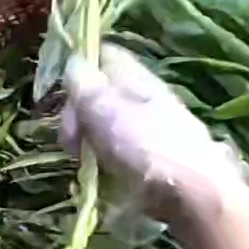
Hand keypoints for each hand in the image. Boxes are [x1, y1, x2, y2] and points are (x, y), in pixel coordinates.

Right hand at [61, 45, 246, 220]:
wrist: (188, 193)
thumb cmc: (145, 146)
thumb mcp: (105, 110)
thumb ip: (85, 84)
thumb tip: (74, 61)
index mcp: (136, 78)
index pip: (105, 55)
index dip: (79, 65)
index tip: (59, 90)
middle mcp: (142, 96)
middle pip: (98, 92)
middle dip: (76, 112)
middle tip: (69, 138)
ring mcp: (145, 126)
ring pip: (101, 121)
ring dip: (84, 137)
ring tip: (81, 158)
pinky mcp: (146, 154)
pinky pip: (110, 145)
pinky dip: (97, 155)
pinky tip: (96, 169)